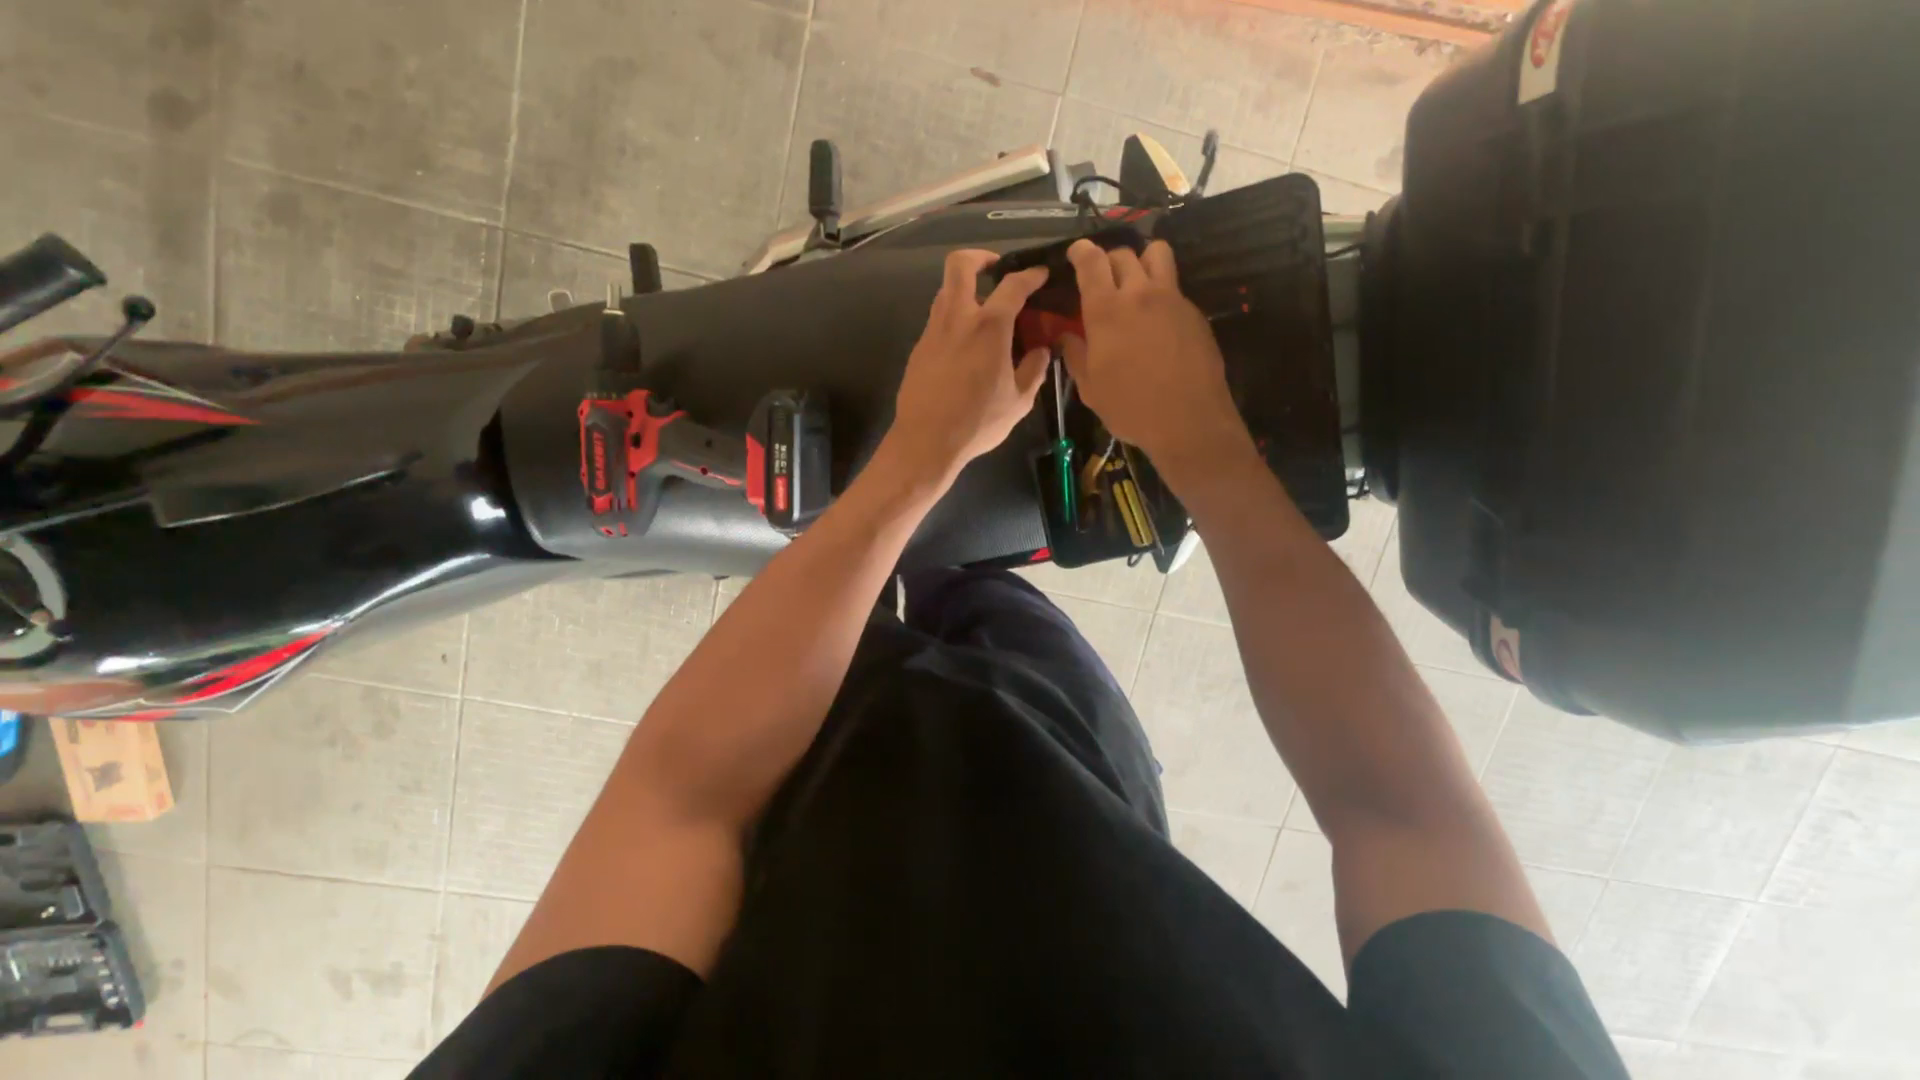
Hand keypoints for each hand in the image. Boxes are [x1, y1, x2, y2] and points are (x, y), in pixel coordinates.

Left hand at [883, 249, 1051, 478]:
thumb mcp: (1019, 401)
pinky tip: (968, 341)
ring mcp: (933, 330)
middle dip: (980, 257)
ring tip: (985, 308)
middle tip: (996, 268)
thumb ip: (1034, 369)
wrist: (925, 441)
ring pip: (946, 290)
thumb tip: (1041, 350)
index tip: (1040, 274)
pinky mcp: (920, 346)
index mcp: (989, 327)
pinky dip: (955, 316)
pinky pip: (939, 318)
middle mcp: (958, 318)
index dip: (1030, 275)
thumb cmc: (977, 422)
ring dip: (965, 288)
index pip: (1013, 285)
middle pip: (960, 265)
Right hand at [1060, 239, 1251, 472]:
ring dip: (1142, 261)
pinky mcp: (1194, 313)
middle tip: (1103, 279)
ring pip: (1157, 255)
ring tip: (1136, 282)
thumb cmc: (1131, 408)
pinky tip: (1157, 319)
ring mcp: (1172, 300)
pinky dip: (1161, 291)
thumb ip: (1075, 355)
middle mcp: (1139, 294)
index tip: (1076, 253)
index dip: (1081, 251)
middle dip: (1108, 260)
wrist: (1189, 421)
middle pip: (1123, 254)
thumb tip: (1066, 336)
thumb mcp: (1091, 388)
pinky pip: (1174, 287)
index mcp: (1106, 310)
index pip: (1091, 261)